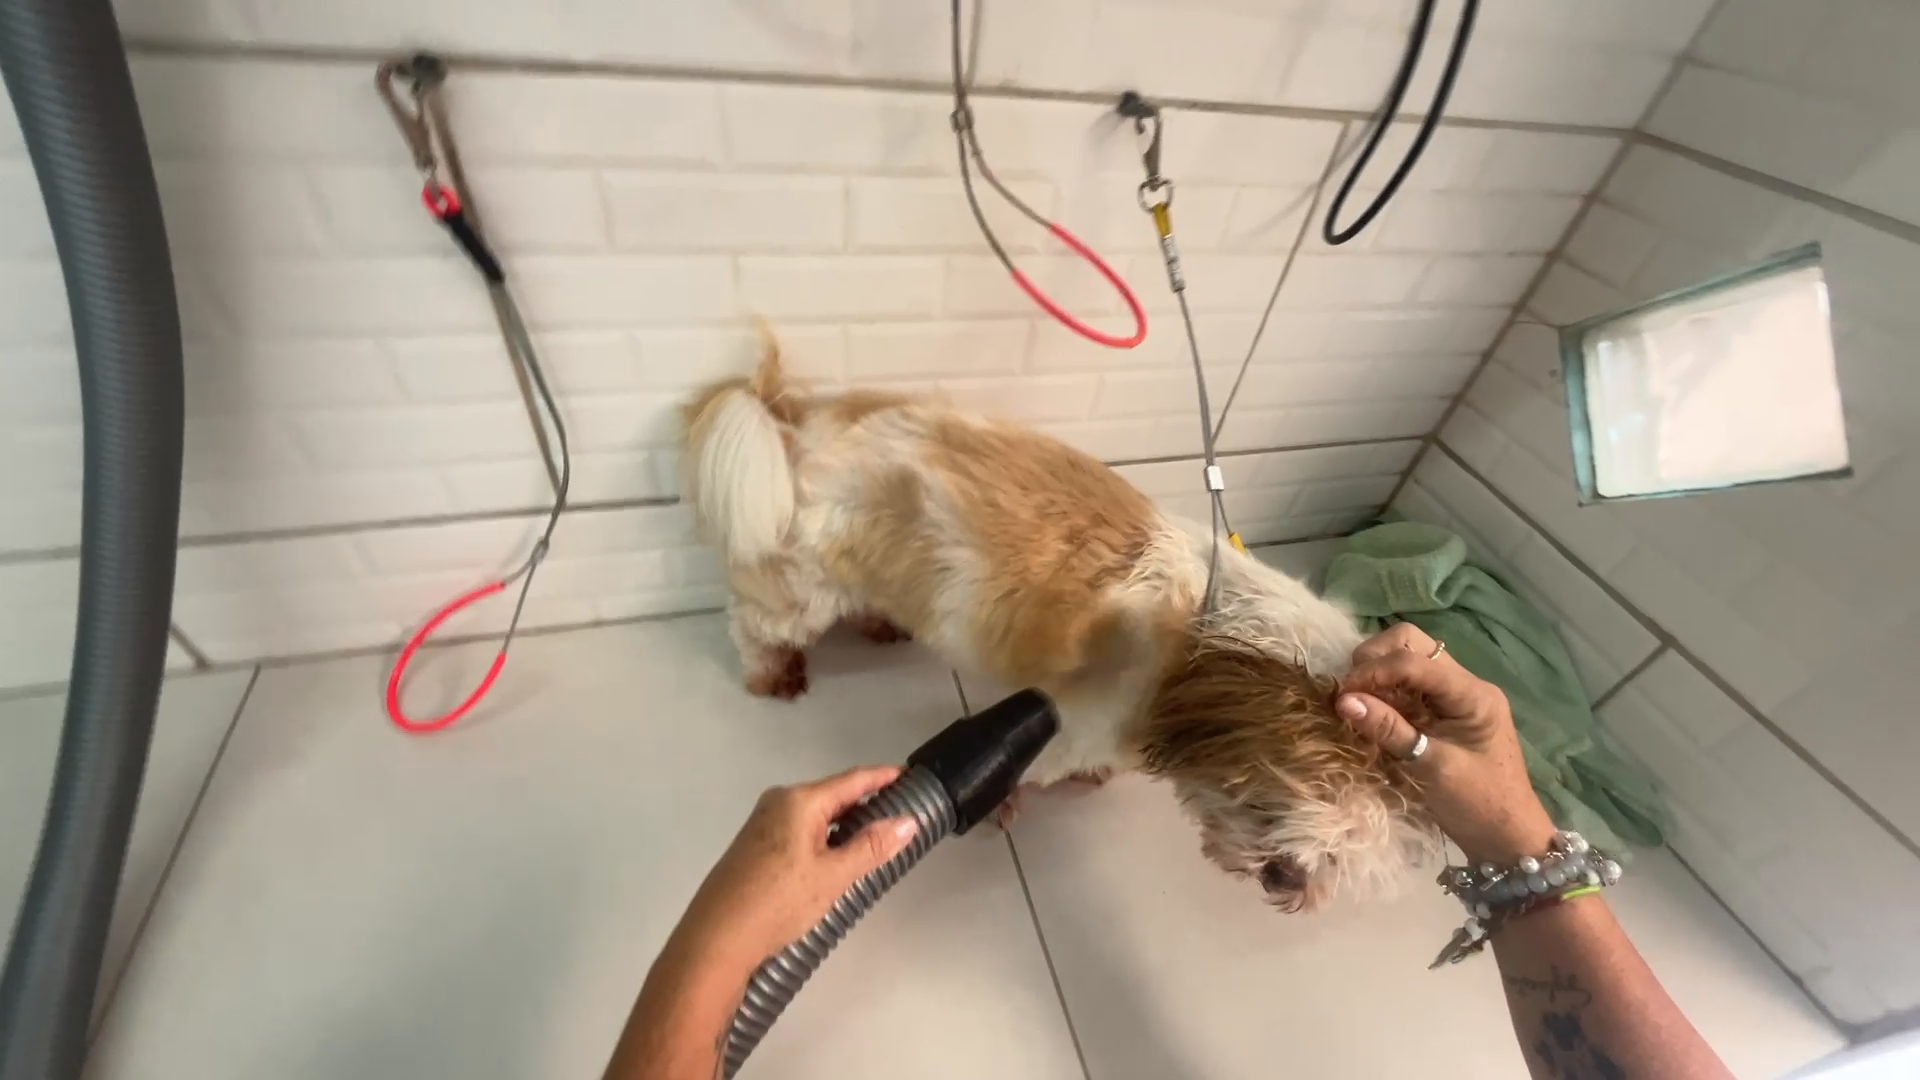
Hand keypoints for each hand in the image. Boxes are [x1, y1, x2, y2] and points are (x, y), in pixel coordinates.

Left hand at [660, 766, 919, 979]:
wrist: (713, 941)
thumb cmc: (777, 903)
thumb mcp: (832, 876)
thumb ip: (871, 847)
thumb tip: (908, 822)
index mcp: (800, 800)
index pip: (852, 779)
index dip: (883, 776)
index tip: (909, 775)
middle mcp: (780, 801)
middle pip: (833, 795)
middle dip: (866, 803)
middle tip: (900, 814)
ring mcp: (764, 822)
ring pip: (817, 814)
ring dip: (845, 823)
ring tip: (875, 838)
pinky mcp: (756, 844)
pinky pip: (800, 828)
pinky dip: (824, 836)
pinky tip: (836, 857)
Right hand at [1335, 624, 1555, 863]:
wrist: (1507, 840)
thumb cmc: (1478, 804)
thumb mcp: (1431, 767)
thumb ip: (1388, 729)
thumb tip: (1342, 700)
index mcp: (1473, 695)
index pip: (1414, 661)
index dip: (1373, 671)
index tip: (1343, 695)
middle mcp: (1465, 684)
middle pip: (1410, 642)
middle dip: (1374, 658)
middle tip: (1353, 690)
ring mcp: (1453, 693)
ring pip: (1405, 654)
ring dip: (1376, 670)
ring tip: (1361, 701)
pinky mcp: (1440, 706)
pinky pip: (1404, 679)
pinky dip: (1382, 686)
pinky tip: (1372, 709)